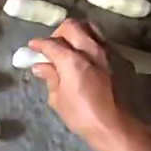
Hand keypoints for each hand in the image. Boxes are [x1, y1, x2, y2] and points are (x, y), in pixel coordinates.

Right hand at [27, 20, 139, 150]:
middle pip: (72, 26)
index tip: (32, 47)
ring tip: (69, 48)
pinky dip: (88, 44)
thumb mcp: (58, 99)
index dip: (38, 44)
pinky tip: (84, 59)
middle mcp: (91, 49)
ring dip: (76, 34)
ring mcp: (107, 52)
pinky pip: (100, 41)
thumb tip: (41, 67)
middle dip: (58, 33)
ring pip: (89, 28)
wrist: (115, 124)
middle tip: (52, 46)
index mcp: (72, 60)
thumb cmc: (82, 115)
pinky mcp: (118, 58)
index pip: (51, 43)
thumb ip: (50, 77)